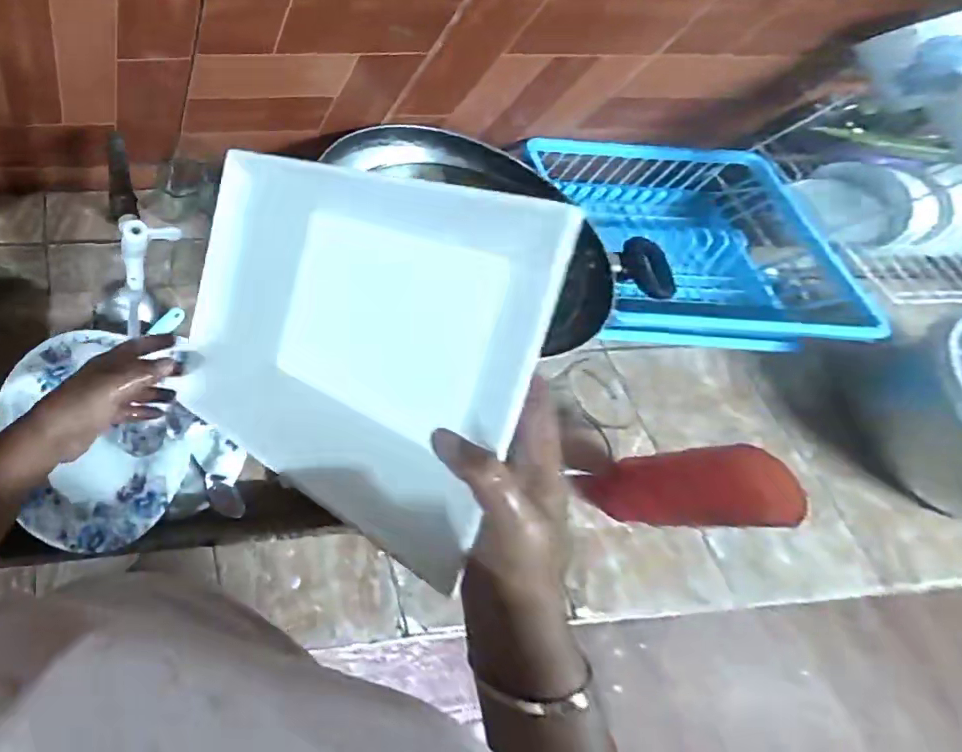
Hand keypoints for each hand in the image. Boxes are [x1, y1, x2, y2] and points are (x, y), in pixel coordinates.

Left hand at [11, 334, 178, 467]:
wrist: (55, 433)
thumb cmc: (84, 402)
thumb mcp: (114, 384)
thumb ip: (142, 373)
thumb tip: (169, 362)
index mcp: (109, 362)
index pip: (137, 346)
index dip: (156, 342)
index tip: (178, 341)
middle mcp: (108, 376)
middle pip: (139, 369)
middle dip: (161, 369)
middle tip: (186, 373)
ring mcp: (106, 397)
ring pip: (136, 391)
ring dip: (155, 392)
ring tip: (178, 396)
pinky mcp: (104, 416)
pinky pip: (129, 410)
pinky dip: (144, 411)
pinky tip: (160, 414)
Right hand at [433, 375, 570, 606]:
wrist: (512, 616)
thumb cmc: (521, 565)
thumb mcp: (509, 517)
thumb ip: (483, 473)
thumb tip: (442, 434)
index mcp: (543, 467)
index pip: (539, 408)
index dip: (524, 376)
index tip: (492, 346)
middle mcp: (525, 469)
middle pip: (510, 418)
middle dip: (486, 389)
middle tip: (444, 361)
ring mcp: (502, 486)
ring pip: (485, 437)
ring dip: (464, 416)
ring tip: (426, 390)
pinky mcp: (479, 501)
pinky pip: (465, 460)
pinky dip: (448, 444)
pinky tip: (419, 437)